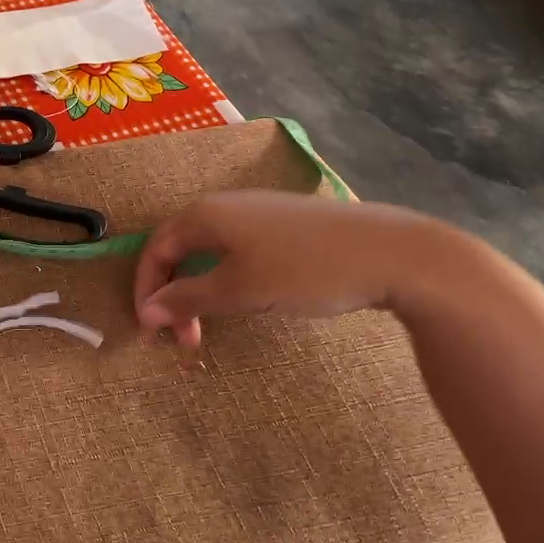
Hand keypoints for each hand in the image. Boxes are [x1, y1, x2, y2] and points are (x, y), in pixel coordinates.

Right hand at [132, 192, 469, 349]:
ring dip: (201, 289)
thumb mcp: (239, 290)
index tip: (152, 330)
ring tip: (215, 321)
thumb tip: (146, 311)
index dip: (147, 290)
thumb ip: (187, 299)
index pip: (155, 251)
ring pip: (210, 251)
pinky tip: (250, 296)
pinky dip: (227, 277)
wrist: (398, 253)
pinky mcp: (287, 223)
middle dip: (174, 294)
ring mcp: (257, 211)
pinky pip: (237, 249)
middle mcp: (222, 206)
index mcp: (202, 215)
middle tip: (186, 336)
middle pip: (179, 250)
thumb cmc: (306, 270)